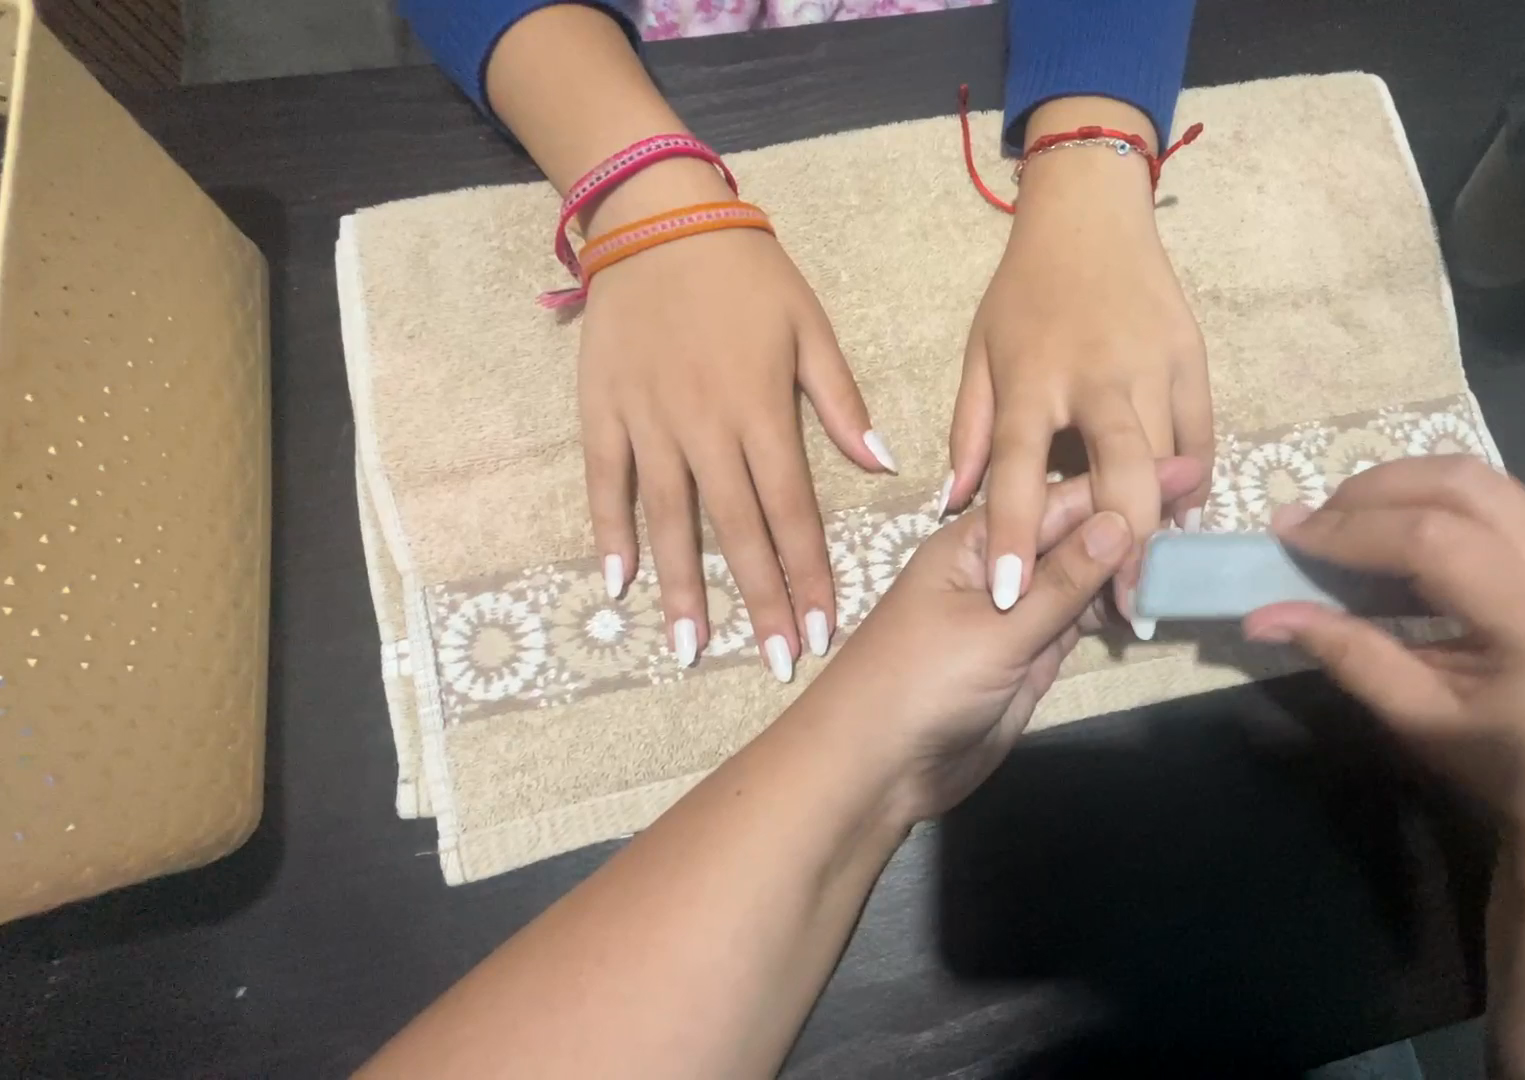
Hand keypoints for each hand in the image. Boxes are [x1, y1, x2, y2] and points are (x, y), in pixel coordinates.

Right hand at [578, 175, 890, 681]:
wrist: (659, 219)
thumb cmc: (749, 276)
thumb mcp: (812, 328)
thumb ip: (843, 403)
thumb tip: (884, 463)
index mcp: (764, 414)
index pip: (794, 513)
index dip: (809, 574)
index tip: (821, 629)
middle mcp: (707, 431)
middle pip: (738, 532)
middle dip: (760, 600)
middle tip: (773, 660)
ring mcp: (649, 424)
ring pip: (671, 520)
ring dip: (682, 587)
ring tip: (690, 648)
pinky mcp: (602, 413)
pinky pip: (606, 482)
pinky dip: (610, 532)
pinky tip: (618, 583)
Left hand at [806, 457, 1208, 821]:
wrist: (878, 766)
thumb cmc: (921, 682)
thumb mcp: (994, 628)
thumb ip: (1062, 582)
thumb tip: (1123, 520)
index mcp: (978, 540)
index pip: (1059, 502)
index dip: (1122, 486)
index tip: (1184, 469)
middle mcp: (1001, 566)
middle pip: (1075, 536)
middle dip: (1133, 524)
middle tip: (1200, 508)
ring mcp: (1016, 612)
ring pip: (1082, 580)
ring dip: (1127, 570)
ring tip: (1188, 553)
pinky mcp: (1028, 653)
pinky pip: (1077, 621)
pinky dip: (1111, 613)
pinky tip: (1147, 602)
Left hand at [947, 100, 1211, 626]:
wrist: (1090, 215)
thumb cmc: (1024, 294)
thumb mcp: (979, 354)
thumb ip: (969, 431)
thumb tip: (952, 502)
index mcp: (1030, 379)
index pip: (1019, 468)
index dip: (1014, 535)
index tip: (1010, 597)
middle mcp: (1095, 377)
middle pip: (1121, 471)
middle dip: (1124, 545)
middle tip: (1128, 606)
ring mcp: (1153, 365)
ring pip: (1169, 461)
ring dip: (1165, 524)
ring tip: (1156, 576)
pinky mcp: (1193, 358)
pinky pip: (1202, 434)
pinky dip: (1196, 482)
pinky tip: (1184, 519)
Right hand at [1243, 456, 1524, 839]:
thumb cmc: (1512, 760)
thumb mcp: (1418, 717)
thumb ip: (1344, 654)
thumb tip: (1260, 617)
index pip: (1429, 536)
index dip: (1348, 530)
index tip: (1285, 537)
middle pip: (1455, 481)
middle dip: (1368, 491)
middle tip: (1312, 527)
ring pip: (1470, 474)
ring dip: (1394, 485)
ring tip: (1343, 525)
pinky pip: (1484, 492)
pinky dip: (1422, 496)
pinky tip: (1389, 534)